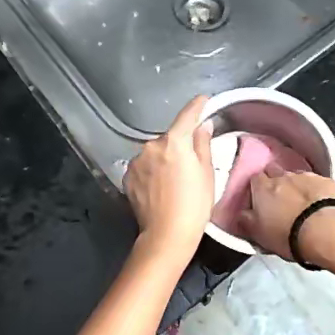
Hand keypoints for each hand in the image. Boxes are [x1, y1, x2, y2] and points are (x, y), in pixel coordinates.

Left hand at [125, 96, 214, 250]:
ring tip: (174, 181)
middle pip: (170, 137)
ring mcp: (136, 161)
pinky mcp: (127, 176)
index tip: (203, 100)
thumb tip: (203, 125)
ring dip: (164, 158)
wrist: (166, 235)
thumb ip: (203, 144)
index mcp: (175, 142)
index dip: (197, 106)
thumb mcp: (207, 174)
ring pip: (155, 152)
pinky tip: (160, 188)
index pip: (187, 115)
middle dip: (179, 144)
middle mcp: (152, 145)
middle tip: (190, 164)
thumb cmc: (194, 205)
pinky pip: (144, 166)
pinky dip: (152, 171)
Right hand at [239, 165, 334, 261]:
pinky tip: (320, 202)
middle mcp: (283, 176)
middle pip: (275, 171)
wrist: (325, 231)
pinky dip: (316, 189)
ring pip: (297, 175)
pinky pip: (317, 182)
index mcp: (263, 187)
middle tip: (279, 198)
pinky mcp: (327, 181)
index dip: (257, 188)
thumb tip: (241, 214)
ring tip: (301, 202)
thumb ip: (246, 220)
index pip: (254, 179)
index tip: (260, 199)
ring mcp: (306, 176)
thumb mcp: (257, 234)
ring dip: (296, 185)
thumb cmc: (287, 235)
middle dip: (275, 180)